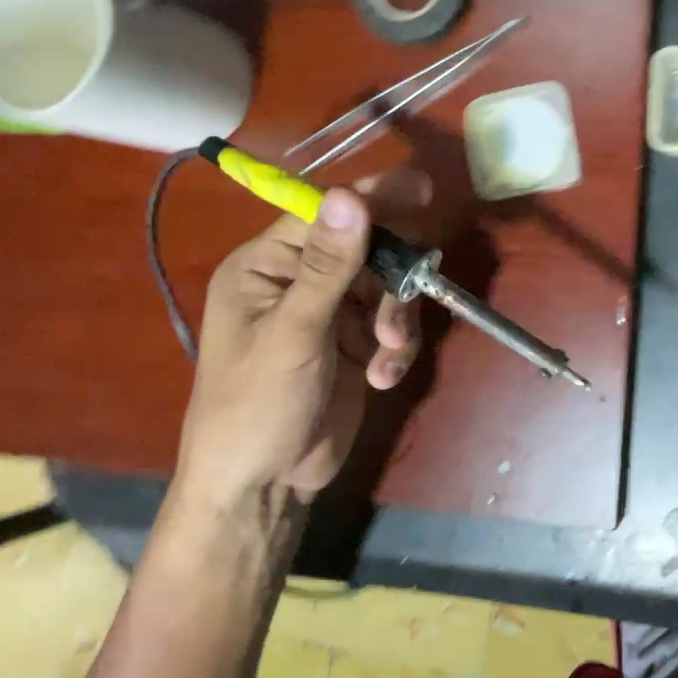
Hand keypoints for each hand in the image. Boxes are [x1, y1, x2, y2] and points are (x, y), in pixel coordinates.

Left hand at [173, 173, 428, 519]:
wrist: (263, 487)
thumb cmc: (256, 405)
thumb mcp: (293, 332)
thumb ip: (328, 265)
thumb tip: (350, 194)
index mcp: (267, 267)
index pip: (326, 215)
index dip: (373, 199)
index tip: (421, 190)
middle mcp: (300, 282)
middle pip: (369, 249)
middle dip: (394, 276)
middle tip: (414, 290)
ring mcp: (331, 315)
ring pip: (390, 288)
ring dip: (398, 318)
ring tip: (389, 352)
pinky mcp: (356, 346)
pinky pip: (394, 327)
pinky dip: (397, 350)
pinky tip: (382, 378)